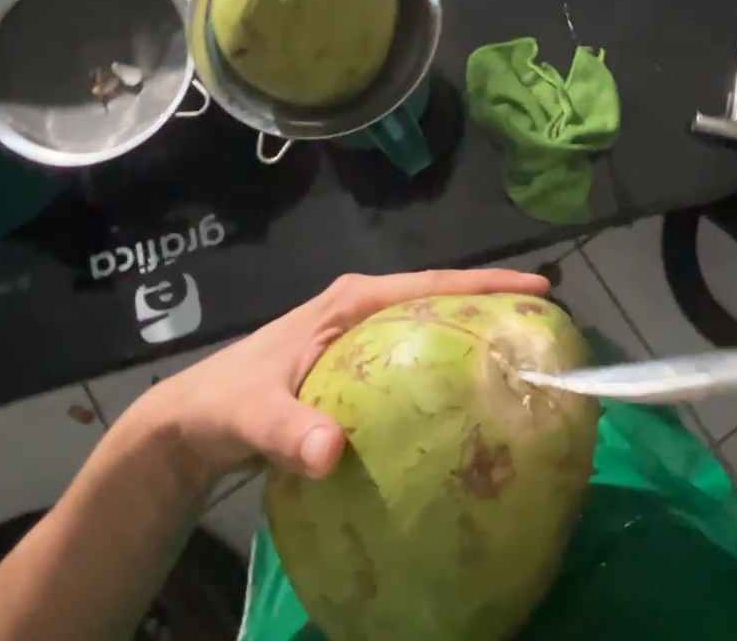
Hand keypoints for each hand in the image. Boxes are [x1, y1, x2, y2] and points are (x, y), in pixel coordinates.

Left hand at [122, 269, 548, 498]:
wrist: (191, 425)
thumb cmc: (224, 405)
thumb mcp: (252, 416)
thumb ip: (287, 431)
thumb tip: (332, 454)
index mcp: (351, 303)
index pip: (430, 283)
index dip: (485, 282)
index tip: (538, 286)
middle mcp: (363, 311)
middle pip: (442, 296)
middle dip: (493, 301)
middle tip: (545, 322)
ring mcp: (362, 336)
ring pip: (433, 324)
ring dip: (475, 329)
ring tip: (524, 350)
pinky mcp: (360, 365)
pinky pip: (419, 355)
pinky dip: (450, 360)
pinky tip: (473, 391)